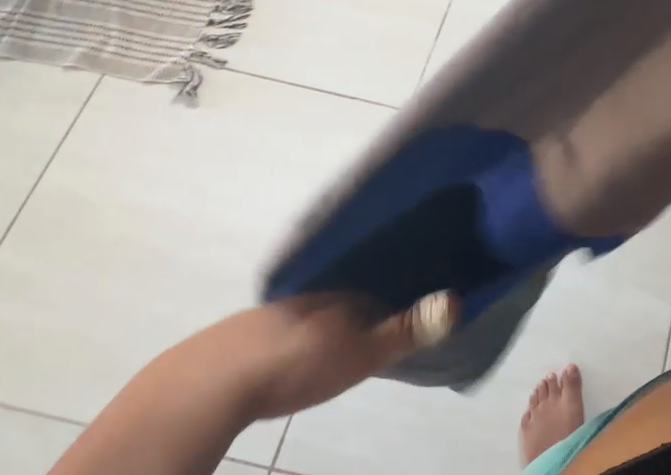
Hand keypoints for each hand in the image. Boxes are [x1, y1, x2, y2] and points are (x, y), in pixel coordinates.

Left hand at [188, 291, 457, 420]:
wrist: (212, 381)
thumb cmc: (298, 364)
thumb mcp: (361, 353)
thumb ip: (406, 330)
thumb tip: (458, 301)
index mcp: (342, 295)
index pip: (379, 289)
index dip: (397, 299)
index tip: (413, 310)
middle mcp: (312, 293)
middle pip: (347, 297)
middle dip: (364, 308)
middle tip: (381, 327)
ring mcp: (276, 310)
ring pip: (314, 310)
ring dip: (330, 321)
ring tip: (342, 341)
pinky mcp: (245, 333)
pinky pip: (287, 325)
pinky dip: (299, 334)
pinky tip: (297, 352)